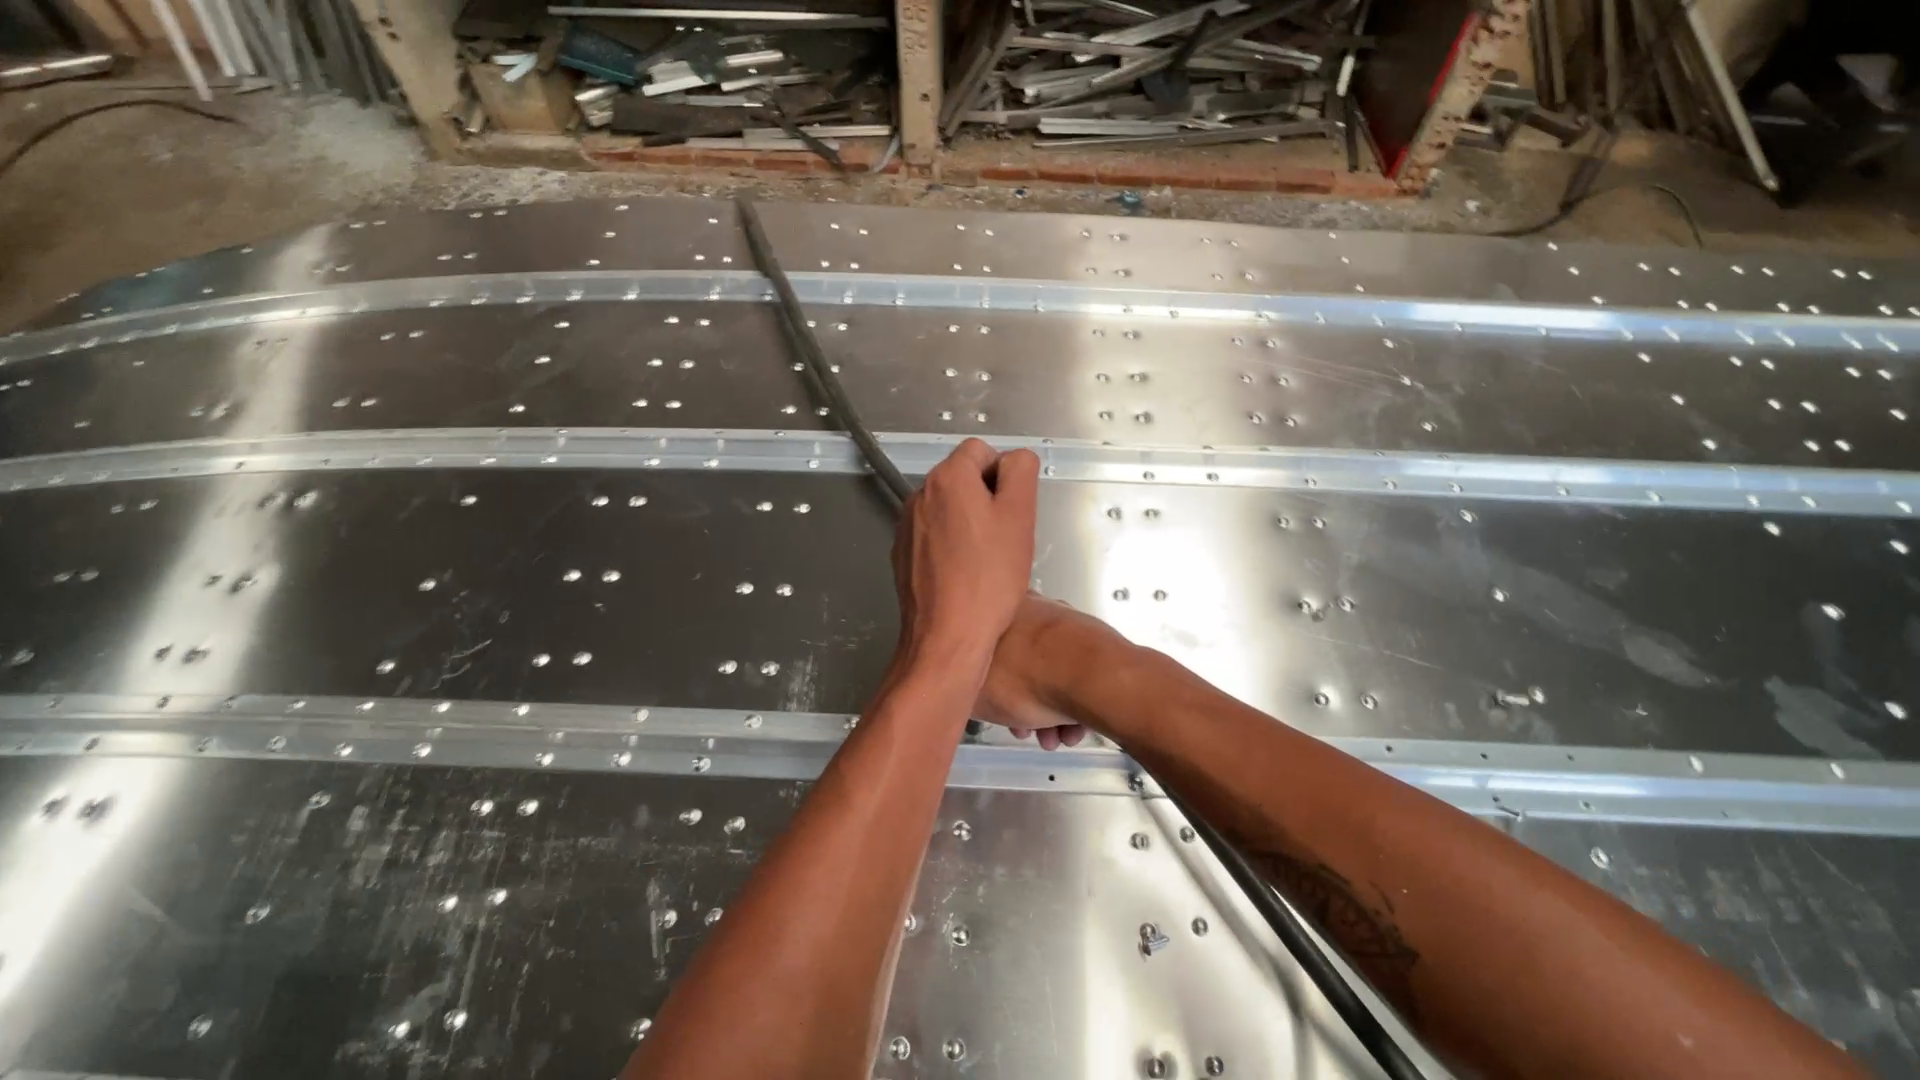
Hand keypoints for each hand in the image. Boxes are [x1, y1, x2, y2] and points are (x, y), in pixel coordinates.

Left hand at [891, 439, 1040, 660]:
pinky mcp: (902, 554)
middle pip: (962, 478)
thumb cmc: (989, 578)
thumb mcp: (1020, 516)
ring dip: (968, 523)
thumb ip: (1020, 472)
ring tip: (986, 560)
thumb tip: (1014, 459)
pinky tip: (965, 574)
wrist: (947, 635)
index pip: (981, 451)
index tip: (1013, 510)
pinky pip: (933, 536)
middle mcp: (918, 495)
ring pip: (948, 509)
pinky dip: (951, 546)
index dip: (1004, 475)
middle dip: (986, 499)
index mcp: (947, 478)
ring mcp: (906, 526)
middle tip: (1005, 537)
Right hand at [977, 596, 1123, 749]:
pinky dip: (1071, 702)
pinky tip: (1074, 728)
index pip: (980, 650)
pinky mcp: (1094, 641)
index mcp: (996, 611)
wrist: (1095, 677)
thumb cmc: (1027, 680)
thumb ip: (964, 692)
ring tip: (1056, 737)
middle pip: (1015, 665)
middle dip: (1020, 706)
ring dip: (1048, 712)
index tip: (993, 712)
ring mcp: (1065, 623)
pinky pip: (1072, 675)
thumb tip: (965, 694)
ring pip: (1046, 673)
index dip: (984, 688)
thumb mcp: (975, 696)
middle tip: (1026, 732)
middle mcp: (1031, 607)